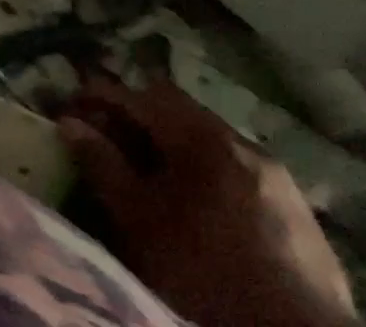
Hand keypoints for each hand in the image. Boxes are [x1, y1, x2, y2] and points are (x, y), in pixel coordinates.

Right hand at [60, 77, 356, 326]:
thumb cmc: (201, 268)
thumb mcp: (136, 216)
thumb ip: (101, 163)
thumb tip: (70, 124)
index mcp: (204, 139)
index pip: (141, 97)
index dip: (100, 97)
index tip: (71, 107)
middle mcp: (244, 144)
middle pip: (179, 109)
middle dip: (137, 116)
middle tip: (105, 137)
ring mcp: (277, 176)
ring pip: (208, 138)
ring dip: (171, 143)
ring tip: (145, 172)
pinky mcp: (295, 208)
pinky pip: (234, 166)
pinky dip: (202, 168)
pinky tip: (191, 201)